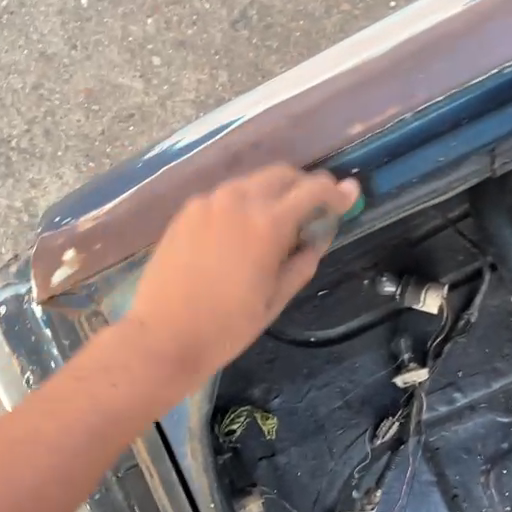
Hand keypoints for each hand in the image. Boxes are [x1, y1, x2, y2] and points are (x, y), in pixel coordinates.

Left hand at [120, 164, 360, 387]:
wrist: (164, 337)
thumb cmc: (226, 328)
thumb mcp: (275, 300)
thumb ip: (303, 263)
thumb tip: (318, 239)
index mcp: (268, 224)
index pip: (312, 190)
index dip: (335, 192)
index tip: (347, 197)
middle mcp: (238, 200)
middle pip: (281, 175)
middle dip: (302, 187)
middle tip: (312, 210)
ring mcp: (207, 203)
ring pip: (250, 183)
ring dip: (270, 194)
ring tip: (275, 224)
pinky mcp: (185, 212)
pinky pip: (222, 197)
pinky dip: (240, 205)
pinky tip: (238, 233)